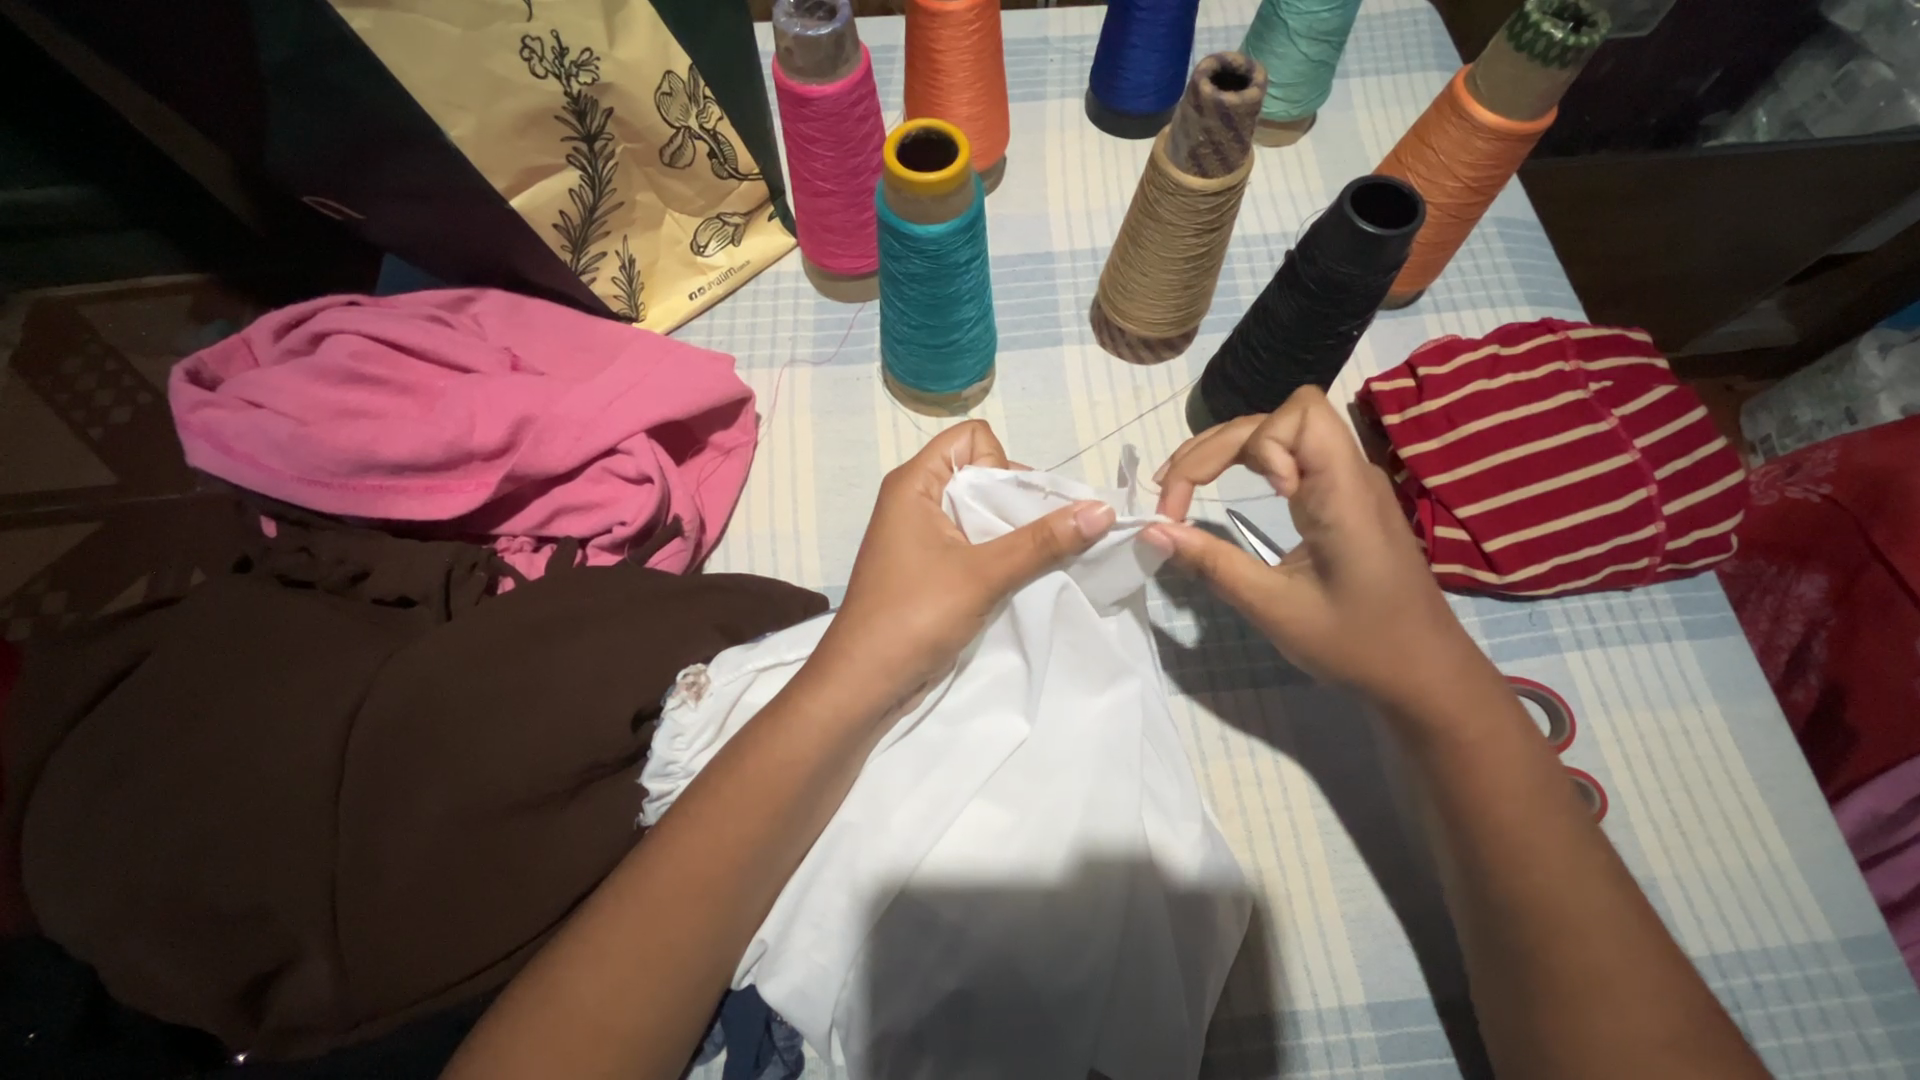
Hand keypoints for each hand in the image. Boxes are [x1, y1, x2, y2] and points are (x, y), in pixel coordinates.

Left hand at [813, 420, 1116, 708]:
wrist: (864, 683)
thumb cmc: (914, 616)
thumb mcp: (984, 574)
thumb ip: (1043, 541)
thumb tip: (1102, 509)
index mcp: (915, 483)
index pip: (973, 439)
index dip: (1002, 464)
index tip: (1014, 509)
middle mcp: (915, 501)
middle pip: (981, 475)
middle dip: (1017, 501)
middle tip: (1044, 538)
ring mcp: (920, 537)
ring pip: (980, 514)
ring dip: (1012, 533)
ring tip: (1037, 562)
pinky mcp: (928, 568)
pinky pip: (972, 544)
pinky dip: (998, 556)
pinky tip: (1019, 580)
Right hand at [1145, 387, 1495, 714]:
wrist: (1423, 672)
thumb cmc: (1358, 645)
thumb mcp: (1276, 610)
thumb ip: (1213, 565)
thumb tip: (1152, 531)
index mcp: (1344, 493)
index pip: (1301, 415)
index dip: (1258, 442)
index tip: (1241, 498)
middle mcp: (1348, 474)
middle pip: (1276, 419)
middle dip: (1214, 448)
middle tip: (1169, 498)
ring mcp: (1344, 483)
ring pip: (1277, 433)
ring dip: (1223, 453)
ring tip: (1177, 491)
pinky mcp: (1337, 498)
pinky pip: (1286, 458)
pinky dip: (1244, 467)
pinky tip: (1216, 492)